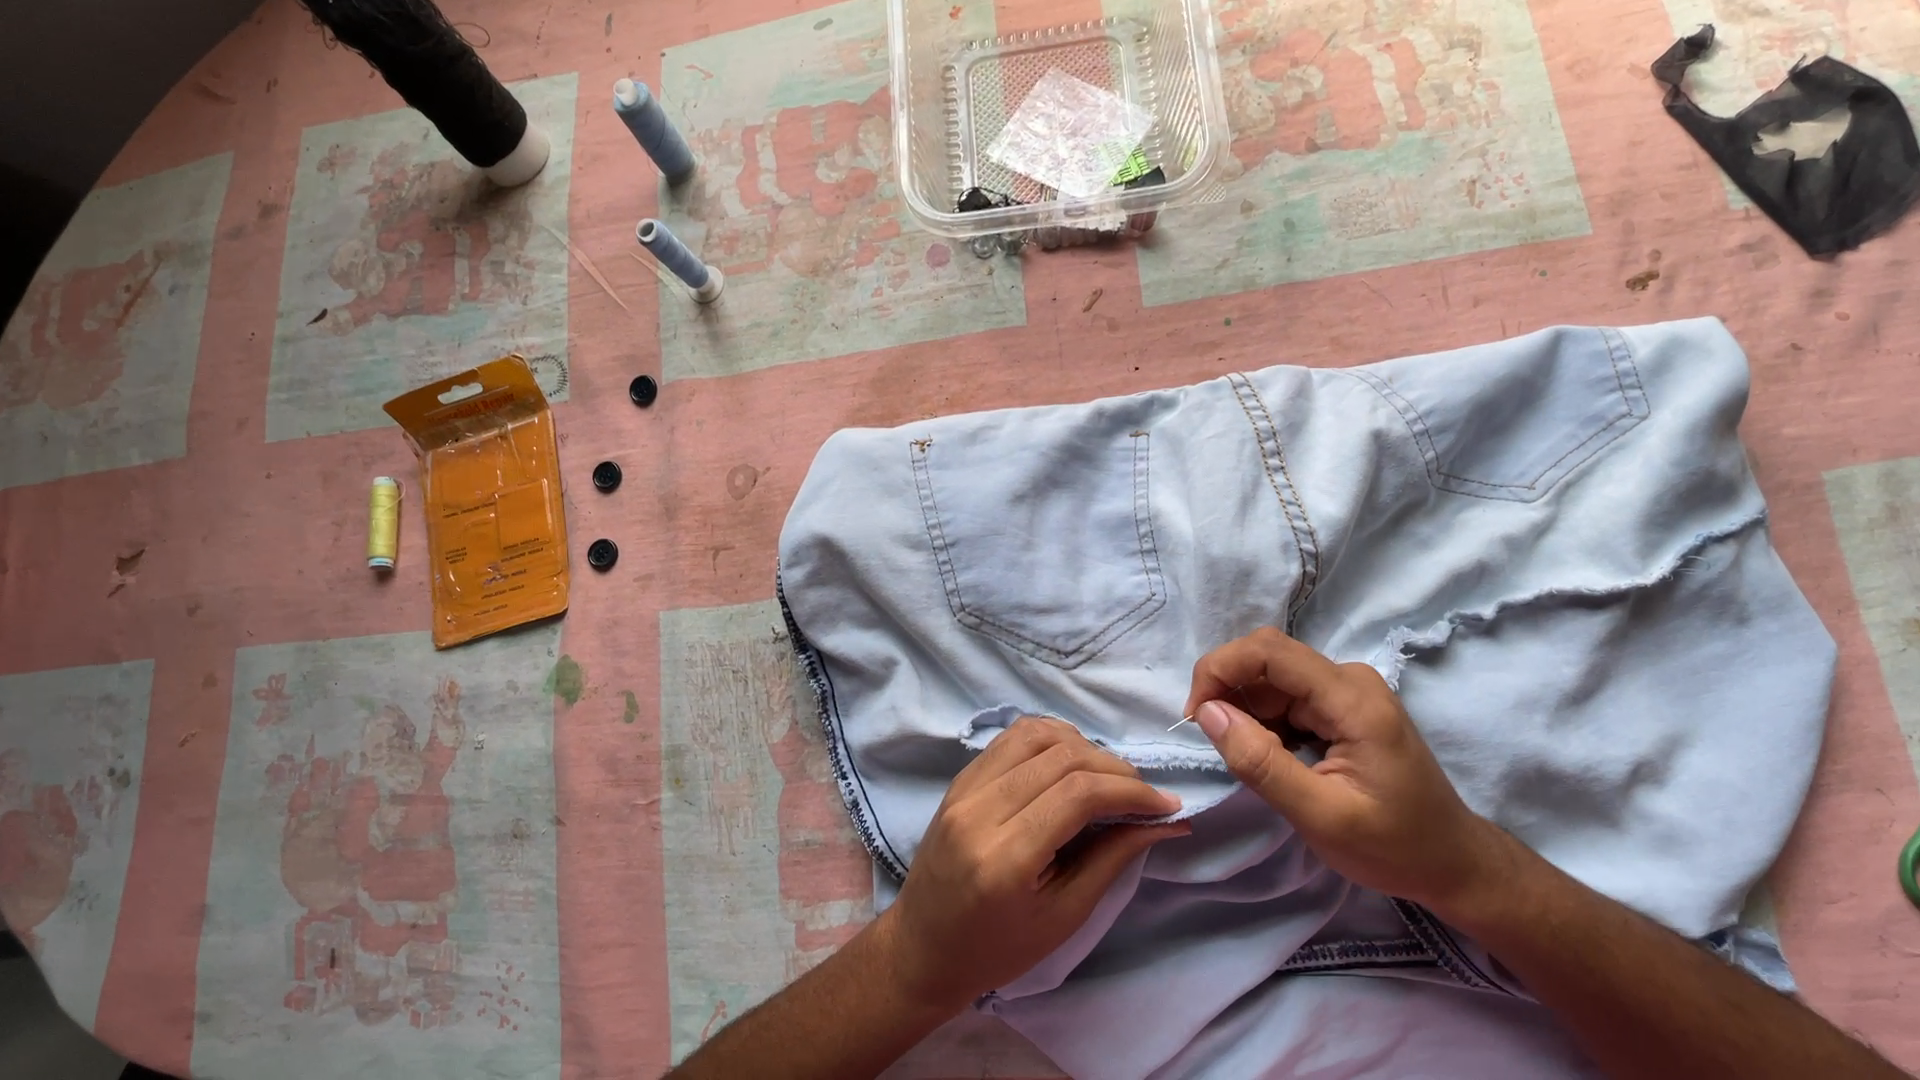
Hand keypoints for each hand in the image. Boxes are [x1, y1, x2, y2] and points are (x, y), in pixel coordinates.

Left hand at [873, 716, 1187, 1011]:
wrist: (923, 948)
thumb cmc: (998, 949)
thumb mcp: (1064, 916)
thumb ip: (1113, 859)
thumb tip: (1167, 820)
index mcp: (1004, 858)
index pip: (1078, 794)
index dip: (1130, 791)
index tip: (1165, 804)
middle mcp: (979, 811)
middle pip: (1061, 758)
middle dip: (1114, 768)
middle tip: (1142, 794)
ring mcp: (963, 789)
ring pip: (1035, 734)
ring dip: (1082, 745)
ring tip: (1108, 776)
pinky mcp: (959, 780)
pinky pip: (1011, 738)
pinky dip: (1050, 739)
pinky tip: (1072, 761)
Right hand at [1183, 628, 1508, 915]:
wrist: (1452, 864)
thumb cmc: (1393, 847)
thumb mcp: (1320, 817)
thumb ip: (1261, 764)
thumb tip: (1206, 713)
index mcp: (1353, 700)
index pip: (1268, 651)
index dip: (1220, 671)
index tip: (1195, 717)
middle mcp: (1350, 681)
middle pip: (1266, 659)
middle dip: (1227, 691)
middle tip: (1213, 741)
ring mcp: (1347, 691)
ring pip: (1271, 679)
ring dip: (1245, 712)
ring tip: (1250, 762)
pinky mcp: (1341, 707)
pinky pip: (1285, 697)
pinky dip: (1263, 722)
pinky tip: (1272, 758)